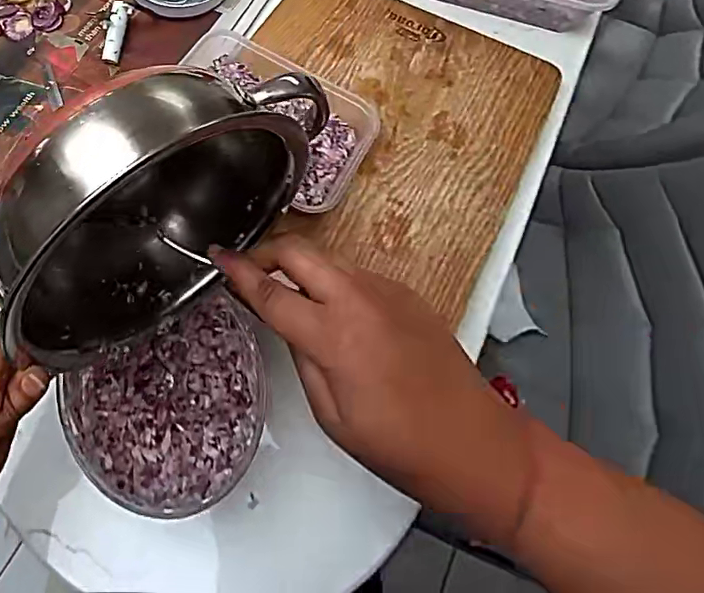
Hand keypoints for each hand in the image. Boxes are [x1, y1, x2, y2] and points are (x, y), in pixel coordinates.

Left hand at [0, 271, 48, 546]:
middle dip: (17, 339)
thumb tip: (34, 374)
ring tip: (26, 387)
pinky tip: (38, 385)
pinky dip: (36, 377)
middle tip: (24, 372)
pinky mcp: (3, 400)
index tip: (15, 363)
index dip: (0, 338)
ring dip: (29, 359)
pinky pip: (25, 376)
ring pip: (15, 349)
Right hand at [210, 237, 536, 544]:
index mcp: (336, 337)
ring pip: (324, 256)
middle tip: (247, 271)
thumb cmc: (403, 447)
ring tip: (286, 289)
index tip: (216, 256)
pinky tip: (331, 308)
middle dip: (263, 252)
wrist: (487, 452)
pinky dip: (330, 278)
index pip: (270, 291)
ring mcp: (387, 292)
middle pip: (295, 251)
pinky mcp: (406, 294)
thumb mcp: (332, 415)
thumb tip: (282, 321)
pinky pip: (353, 272)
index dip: (236, 271)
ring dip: (297, 264)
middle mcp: (360, 302)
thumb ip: (300, 356)